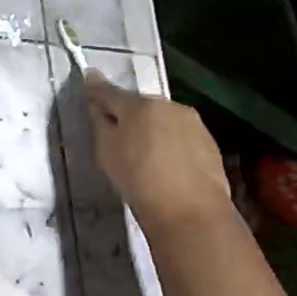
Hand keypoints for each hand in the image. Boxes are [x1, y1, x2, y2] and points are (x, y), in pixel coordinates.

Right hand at [85, 74, 232, 234]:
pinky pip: (180, 134)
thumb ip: (100, 123)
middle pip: (139, 104)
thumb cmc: (138, 179)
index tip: (88, 84)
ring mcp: (192, 122)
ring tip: (142, 151)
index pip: (110, 92)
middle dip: (126, 113)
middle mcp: (167, 105)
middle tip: (115, 130)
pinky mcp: (208, 142)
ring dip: (150, 127)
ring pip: (162, 118)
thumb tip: (97, 104)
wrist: (190, 211)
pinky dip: (169, 142)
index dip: (96, 89)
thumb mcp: (106, 152)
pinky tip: (165, 163)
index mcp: (139, 105)